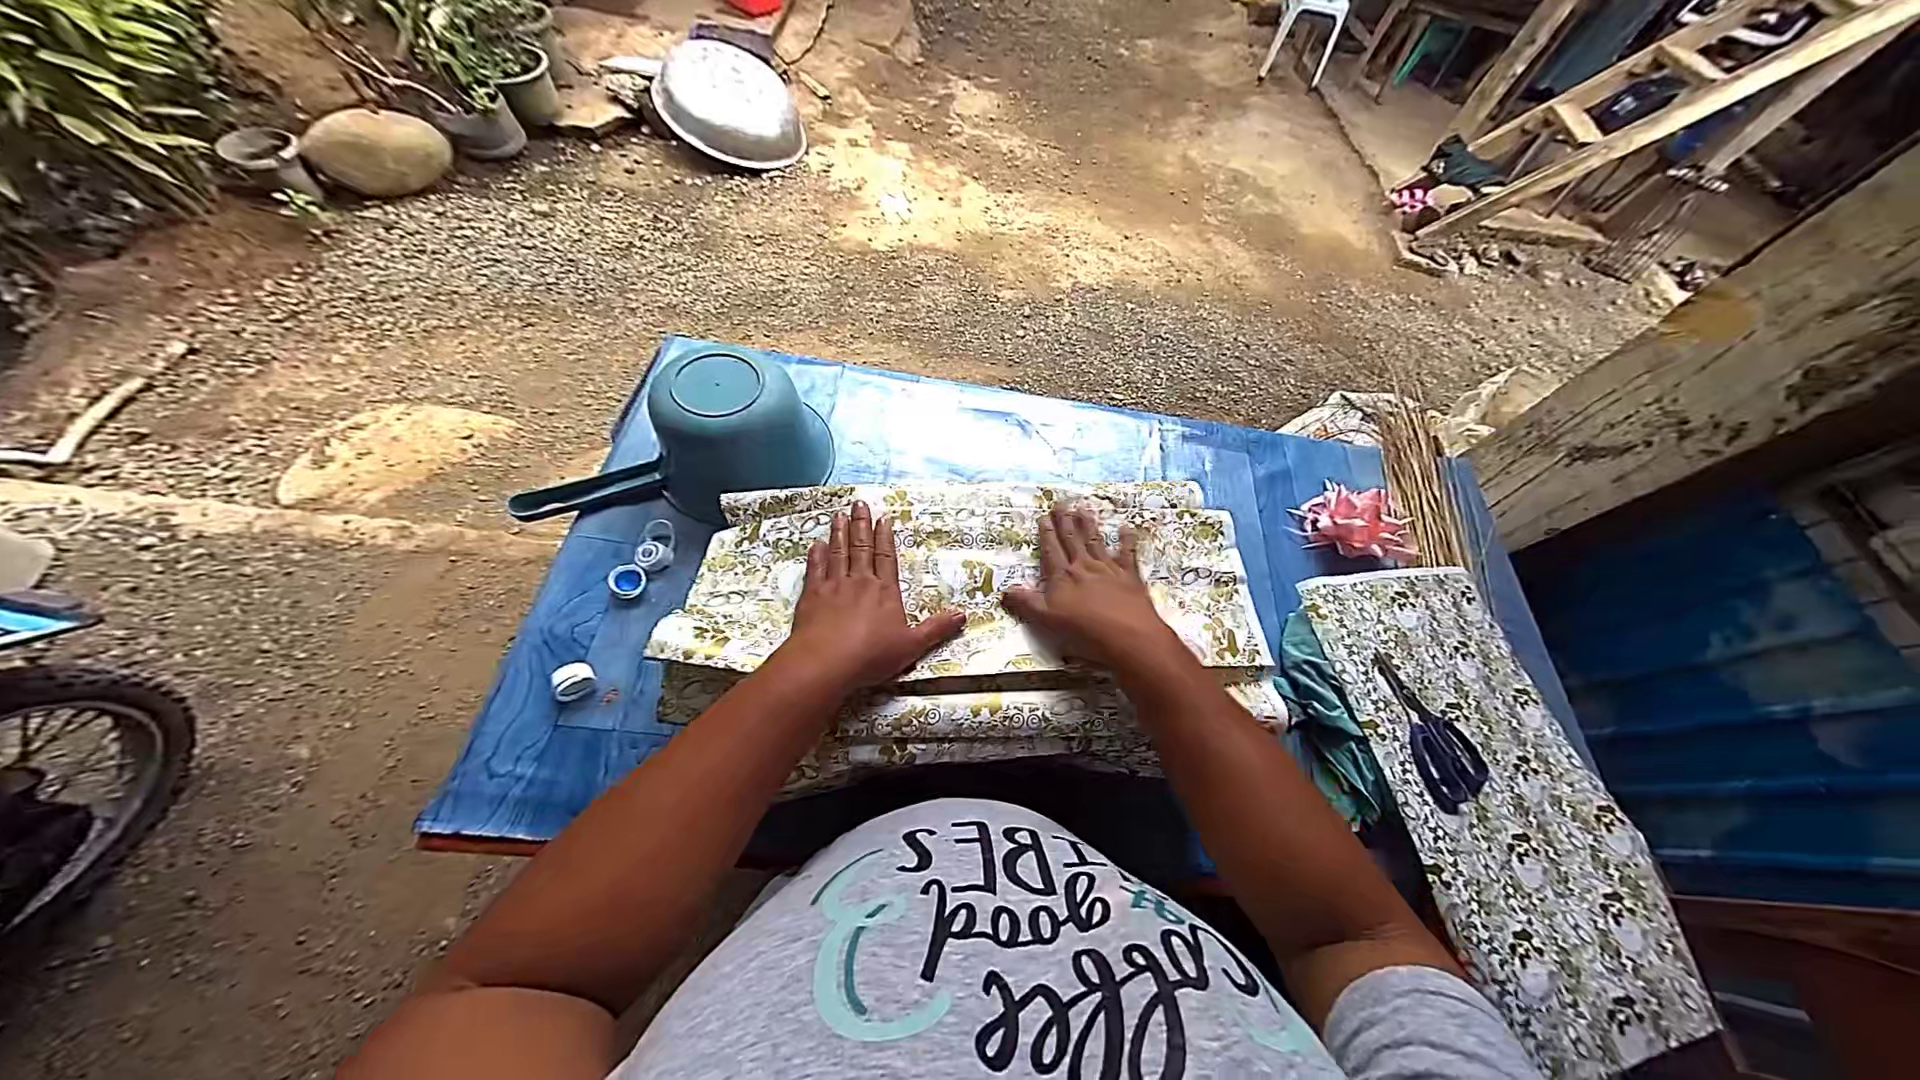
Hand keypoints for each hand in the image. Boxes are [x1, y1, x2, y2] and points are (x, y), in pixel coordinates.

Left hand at [778, 500, 965, 691]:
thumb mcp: (912, 646)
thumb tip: (962, 615)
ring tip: (839, 516)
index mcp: (885, 592)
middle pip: (862, 548)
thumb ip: (936, 629)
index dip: (885, 538)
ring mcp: (834, 587)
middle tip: (859, 505)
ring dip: (839, 534)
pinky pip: (815, 570)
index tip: (883, 519)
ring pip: (838, 553)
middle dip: (861, 525)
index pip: (886, 558)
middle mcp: (860, 583)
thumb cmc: (871, 656)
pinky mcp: (812, 596)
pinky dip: (816, 556)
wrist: (826, 663)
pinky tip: (816, 545)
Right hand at [1001, 502, 1190, 670]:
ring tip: (1083, 510)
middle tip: (1061, 504)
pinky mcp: (1129, 576)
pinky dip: (1126, 540)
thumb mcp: (1047, 620)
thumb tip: (1004, 591)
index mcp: (1063, 577)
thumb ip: (1027, 603)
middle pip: (1072, 540)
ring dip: (1088, 525)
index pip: (1051, 551)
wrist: (1126, 634)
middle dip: (1065, 522)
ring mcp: (1108, 569)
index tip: (1044, 517)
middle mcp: (1084, 567)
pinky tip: (1125, 529)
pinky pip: (1127, 553)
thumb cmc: (1084, 630)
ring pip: (1095, 542)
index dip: (1047, 534)